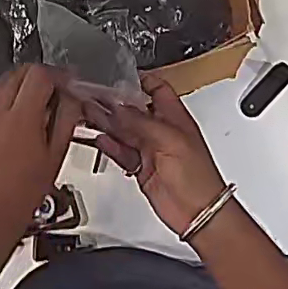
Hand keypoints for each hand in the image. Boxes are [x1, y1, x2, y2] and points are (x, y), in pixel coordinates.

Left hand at [0, 65, 80, 243]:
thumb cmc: (24, 190)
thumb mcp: (57, 152)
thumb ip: (67, 116)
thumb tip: (72, 95)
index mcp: (20, 120)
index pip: (39, 75)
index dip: (57, 75)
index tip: (67, 81)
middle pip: (20, 72)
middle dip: (41, 76)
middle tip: (54, 90)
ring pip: (4, 81)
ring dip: (23, 86)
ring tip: (36, 105)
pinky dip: (6, 99)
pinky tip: (16, 117)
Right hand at [95, 74, 228, 236]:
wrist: (198, 212)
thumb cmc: (198, 176)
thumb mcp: (168, 140)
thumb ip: (140, 122)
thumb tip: (119, 108)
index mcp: (174, 116)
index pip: (156, 88)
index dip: (139, 80)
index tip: (118, 76)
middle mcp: (161, 130)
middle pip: (134, 110)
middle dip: (115, 103)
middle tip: (93, 96)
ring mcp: (151, 149)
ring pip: (124, 131)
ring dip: (108, 123)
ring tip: (89, 114)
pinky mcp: (142, 168)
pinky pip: (122, 152)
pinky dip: (110, 146)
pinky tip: (100, 140)